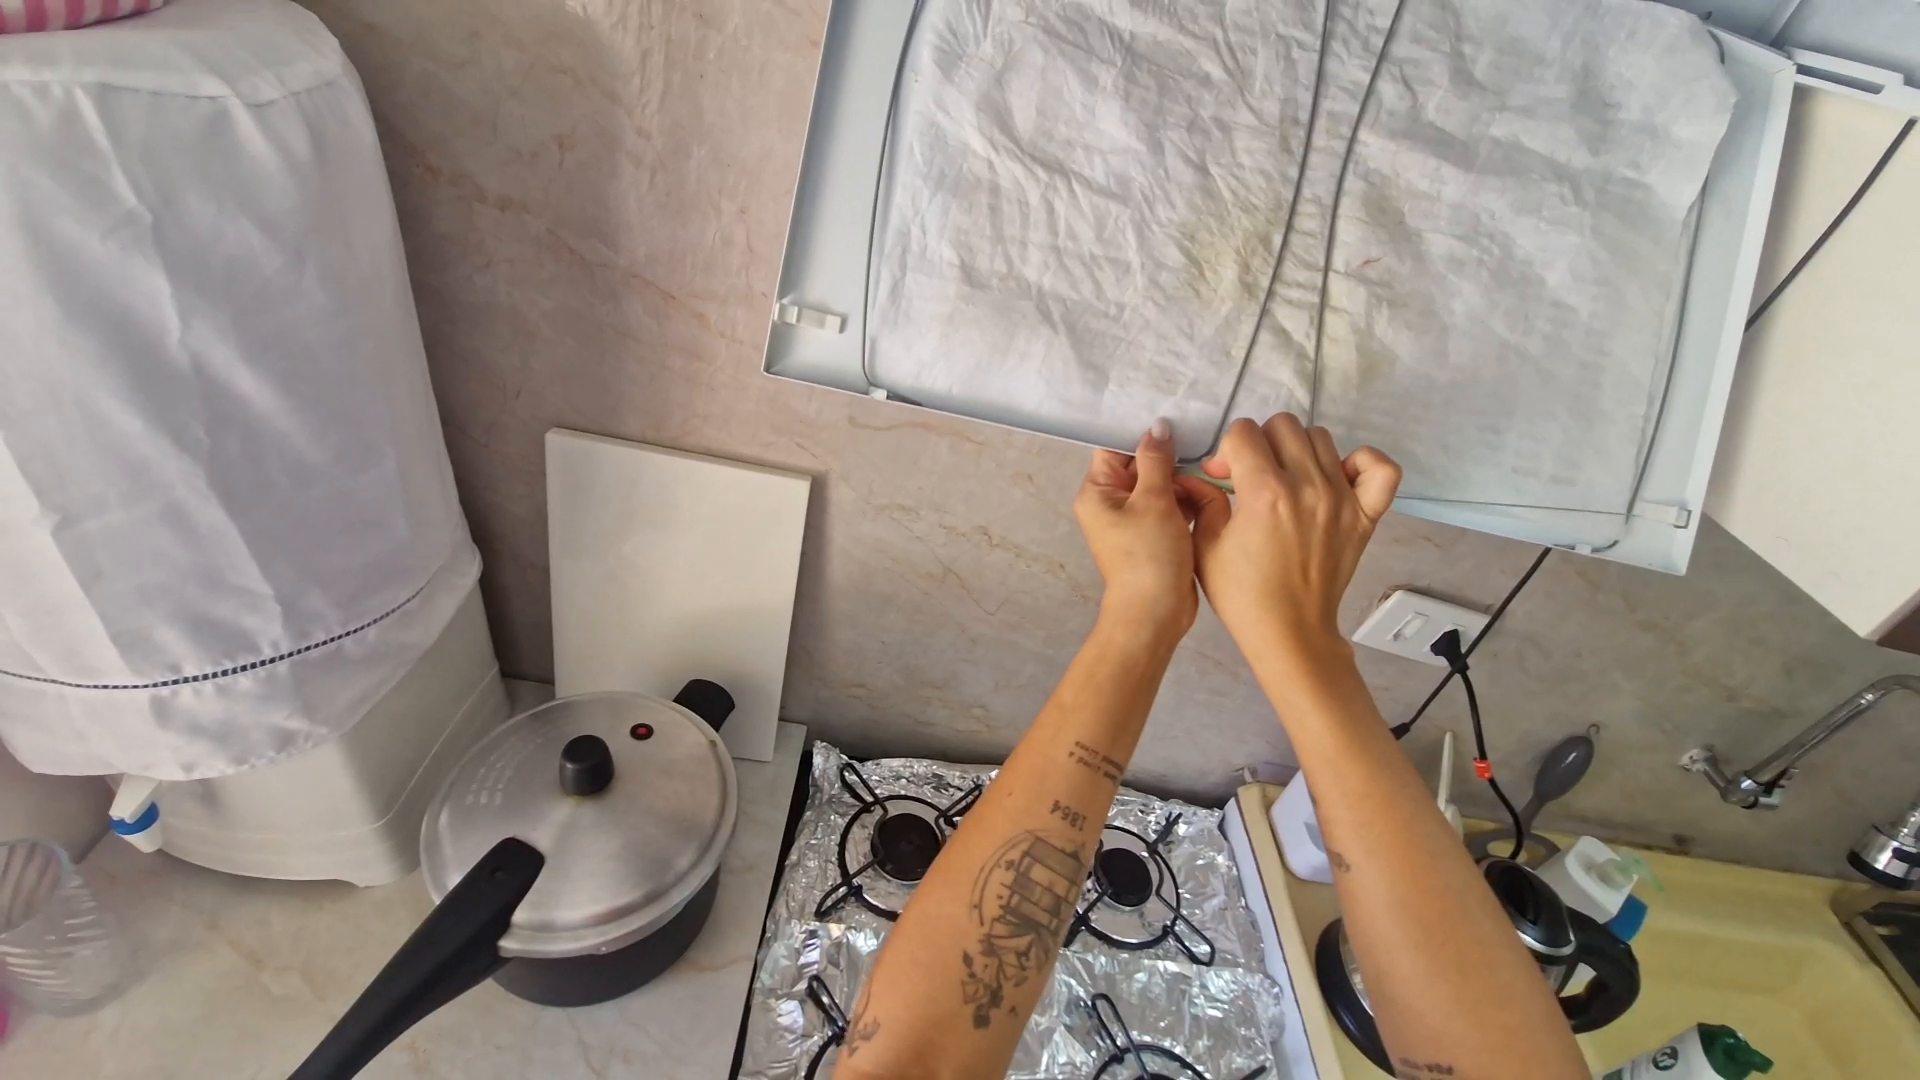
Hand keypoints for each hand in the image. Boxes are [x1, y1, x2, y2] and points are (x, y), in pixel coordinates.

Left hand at [1074, 419, 1199, 637]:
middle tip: (1201, 447)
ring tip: (1209, 472)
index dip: (1144, 436)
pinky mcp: (1154, 534)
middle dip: (1170, 460)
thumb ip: (1156, 460)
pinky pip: (1170, 506)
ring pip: (1160, 486)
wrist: (1156, 612)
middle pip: (1140, 466)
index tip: (1176, 422)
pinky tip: (1210, 493)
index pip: (1115, 449)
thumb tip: (1157, 427)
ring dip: (1183, 481)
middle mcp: (1110, 503)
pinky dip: (1187, 500)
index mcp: (1097, 492)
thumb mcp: (1154, 500)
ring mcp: (1132, 520)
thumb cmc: (1149, 555)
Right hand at [1177, 414, 1400, 658]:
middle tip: (1251, 475)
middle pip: (1284, 426)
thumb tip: (1199, 475)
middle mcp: (1307, 486)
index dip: (1225, 450)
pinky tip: (1335, 477)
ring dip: (1297, 451)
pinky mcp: (1365, 514)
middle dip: (1259, 443)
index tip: (1220, 476)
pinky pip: (1379, 467)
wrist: (1289, 630)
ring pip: (1321, 438)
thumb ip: (1203, 500)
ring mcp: (1341, 498)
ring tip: (1286, 480)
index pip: (1244, 432)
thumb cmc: (1241, 593)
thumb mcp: (1205, 546)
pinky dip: (1360, 462)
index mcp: (1264, 493)